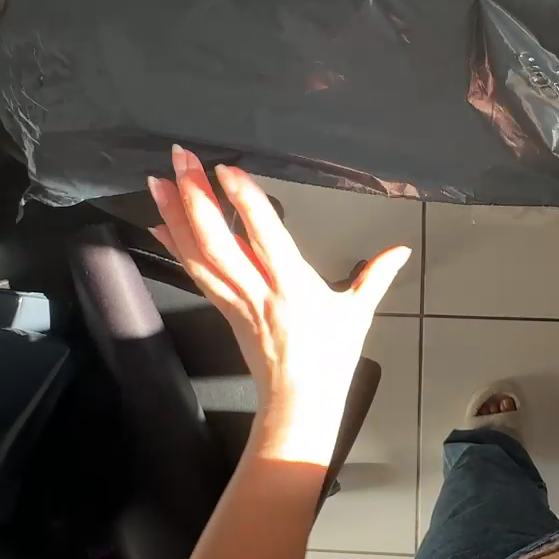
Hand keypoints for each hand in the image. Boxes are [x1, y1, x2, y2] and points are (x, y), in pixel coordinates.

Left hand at [147, 147, 409, 456]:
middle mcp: (258, 290)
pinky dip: (174, 246)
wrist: (300, 400)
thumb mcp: (359, 313)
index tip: (228, 170)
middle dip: (195, 197)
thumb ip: (377, 276)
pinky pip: (194, 273)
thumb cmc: (329, 359)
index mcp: (294, 287)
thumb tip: (400, 251)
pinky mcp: (224, 309)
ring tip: (158, 181)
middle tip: (180, 158)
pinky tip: (158, 224)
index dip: (244, 201)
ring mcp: (236, 300)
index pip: (265, 235)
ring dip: (174, 215)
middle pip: (216, 239)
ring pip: (197, 253)